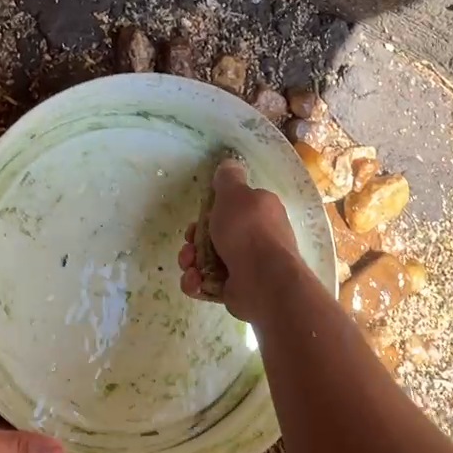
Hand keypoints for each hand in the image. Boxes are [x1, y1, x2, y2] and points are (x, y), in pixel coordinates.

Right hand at [177, 159, 305, 322]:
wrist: (263, 280)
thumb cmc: (247, 231)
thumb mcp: (234, 194)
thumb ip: (228, 179)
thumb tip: (229, 162)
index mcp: (260, 212)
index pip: (231, 209)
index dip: (209, 213)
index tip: (199, 217)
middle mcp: (256, 238)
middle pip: (215, 236)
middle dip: (194, 241)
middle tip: (189, 245)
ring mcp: (247, 266)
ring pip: (208, 261)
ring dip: (191, 262)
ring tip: (190, 266)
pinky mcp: (237, 290)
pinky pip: (209, 284)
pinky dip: (198, 283)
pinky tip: (196, 282)